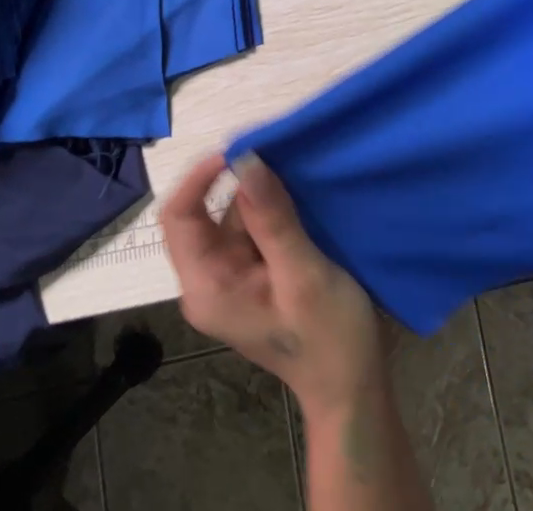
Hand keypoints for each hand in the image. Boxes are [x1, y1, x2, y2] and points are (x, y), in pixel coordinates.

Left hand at [161, 153, 382, 414]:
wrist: (353, 384)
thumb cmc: (328, 333)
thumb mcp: (303, 272)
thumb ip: (272, 218)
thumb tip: (247, 160)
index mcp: (207, 286)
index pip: (179, 216)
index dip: (202, 176)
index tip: (245, 148)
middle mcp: (210, 283)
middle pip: (207, 218)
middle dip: (241, 184)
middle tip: (286, 156)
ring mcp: (234, 284)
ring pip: (235, 224)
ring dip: (263, 198)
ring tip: (303, 175)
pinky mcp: (259, 283)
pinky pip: (256, 238)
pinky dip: (276, 215)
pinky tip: (307, 202)